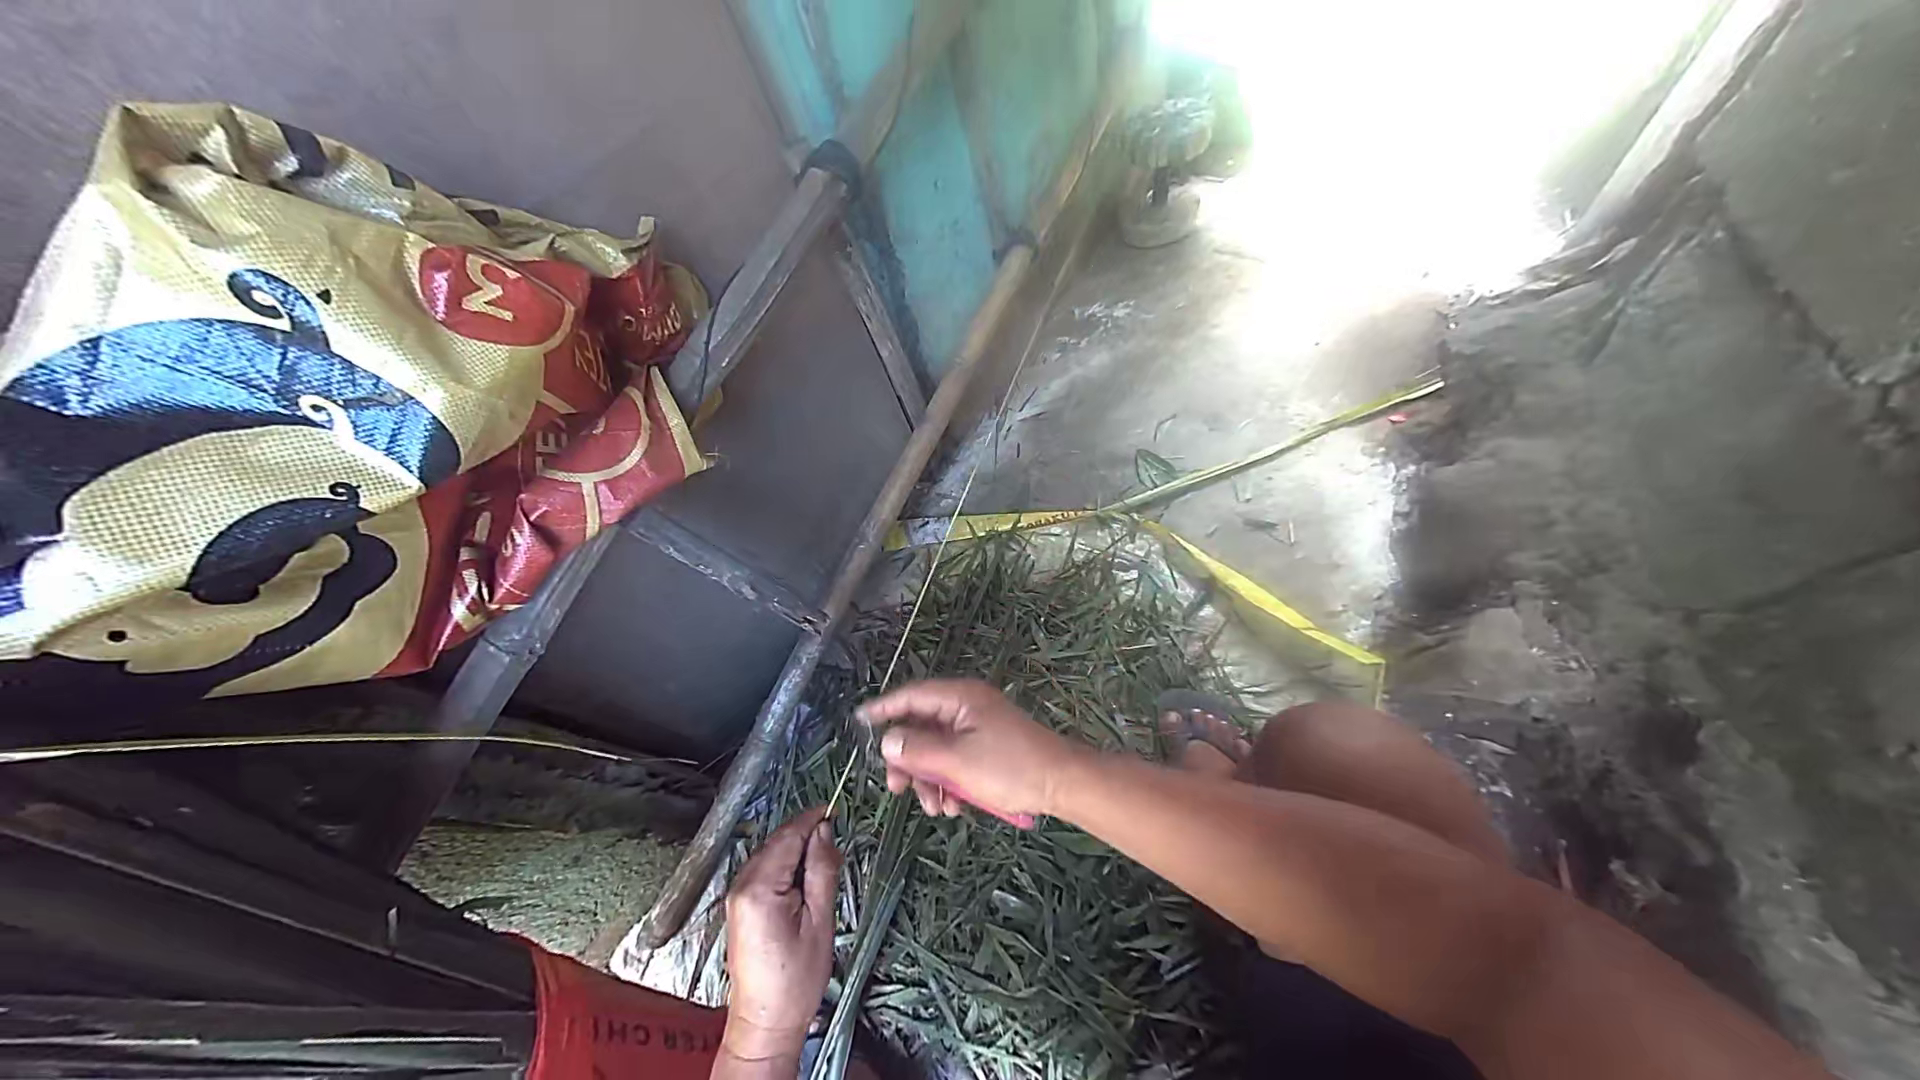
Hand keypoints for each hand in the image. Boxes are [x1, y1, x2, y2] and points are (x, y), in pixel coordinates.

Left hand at [721, 808, 840, 1063]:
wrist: (765, 1023)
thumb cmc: (796, 980)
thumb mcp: (820, 920)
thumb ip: (822, 869)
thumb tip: (825, 830)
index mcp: (760, 888)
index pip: (788, 835)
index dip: (813, 819)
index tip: (835, 811)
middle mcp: (741, 885)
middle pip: (777, 841)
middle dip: (806, 835)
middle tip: (835, 845)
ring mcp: (736, 895)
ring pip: (771, 852)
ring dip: (797, 849)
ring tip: (824, 864)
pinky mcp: (739, 905)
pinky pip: (764, 869)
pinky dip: (786, 865)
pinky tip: (804, 880)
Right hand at [857, 678, 1090, 823]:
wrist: (1062, 783)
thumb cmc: (1009, 767)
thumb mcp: (957, 760)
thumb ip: (917, 749)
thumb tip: (887, 740)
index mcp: (960, 698)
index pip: (911, 696)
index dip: (883, 709)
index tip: (859, 722)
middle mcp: (966, 707)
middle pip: (922, 727)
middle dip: (909, 761)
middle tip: (897, 789)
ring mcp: (978, 727)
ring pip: (937, 749)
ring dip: (930, 779)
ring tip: (935, 807)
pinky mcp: (988, 748)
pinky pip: (956, 760)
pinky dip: (949, 782)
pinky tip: (953, 807)